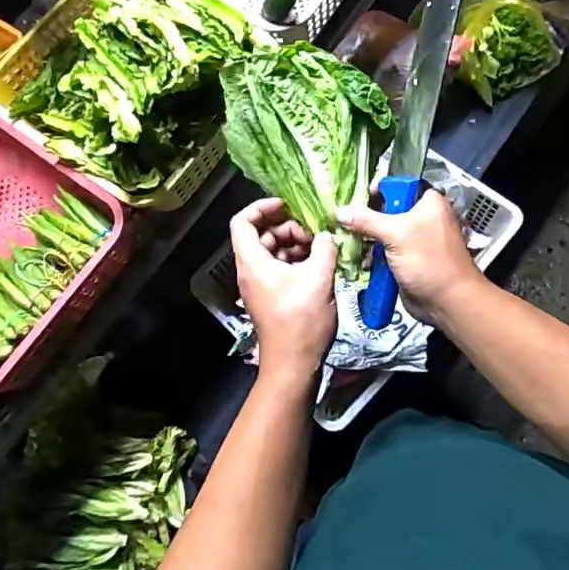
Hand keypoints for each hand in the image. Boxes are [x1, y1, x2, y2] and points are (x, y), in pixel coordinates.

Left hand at [231, 198, 336, 379]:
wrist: (293, 364)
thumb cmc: (301, 321)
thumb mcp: (318, 278)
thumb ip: (324, 249)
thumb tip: (326, 236)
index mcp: (252, 262)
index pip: (242, 221)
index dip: (262, 207)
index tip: (287, 205)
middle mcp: (250, 271)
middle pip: (260, 235)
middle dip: (287, 228)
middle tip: (313, 234)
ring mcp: (260, 285)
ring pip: (273, 252)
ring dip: (295, 245)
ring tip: (320, 250)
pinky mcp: (272, 296)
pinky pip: (280, 268)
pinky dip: (297, 261)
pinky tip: (319, 265)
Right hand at [337, 190, 481, 319]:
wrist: (447, 302)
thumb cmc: (429, 260)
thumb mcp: (397, 234)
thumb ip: (367, 220)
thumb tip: (339, 211)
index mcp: (427, 203)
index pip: (399, 186)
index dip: (379, 190)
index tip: (359, 199)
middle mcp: (421, 218)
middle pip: (386, 210)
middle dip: (366, 217)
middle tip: (346, 222)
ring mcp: (412, 240)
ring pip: (382, 233)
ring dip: (366, 238)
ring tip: (348, 241)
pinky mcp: (405, 259)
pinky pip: (383, 251)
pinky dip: (371, 254)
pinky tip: (357, 257)